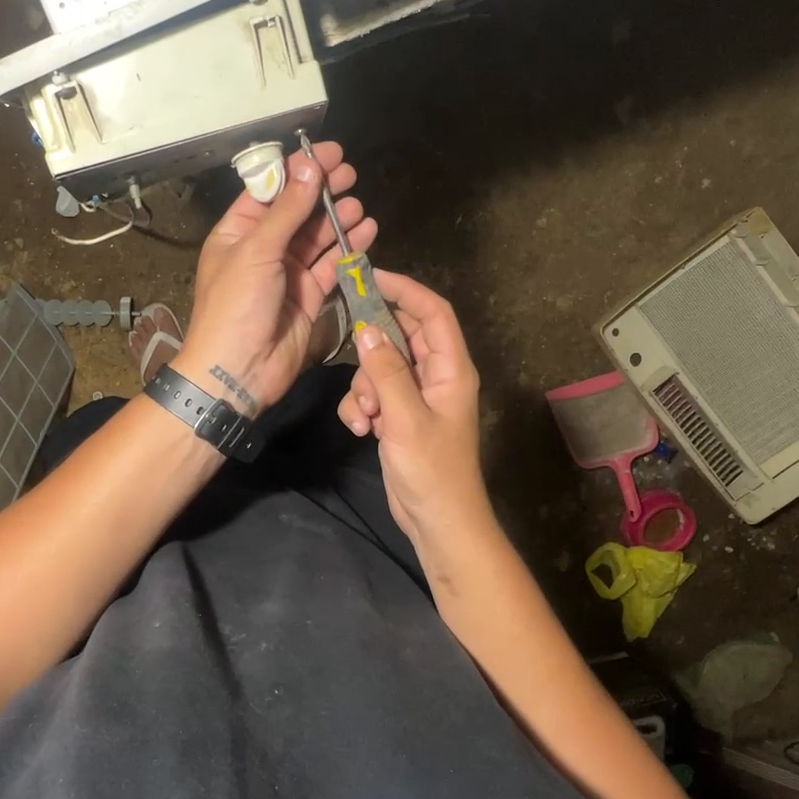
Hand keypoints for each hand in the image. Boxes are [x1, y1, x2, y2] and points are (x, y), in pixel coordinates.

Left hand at [171, 142, 375, 416]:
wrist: (237, 371)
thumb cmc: (235, 307)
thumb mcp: (256, 250)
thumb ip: (287, 210)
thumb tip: (309, 165)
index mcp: (237, 234)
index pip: (269, 191)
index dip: (297, 170)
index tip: (328, 153)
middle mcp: (262, 250)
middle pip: (296, 212)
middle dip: (322, 192)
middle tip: (350, 174)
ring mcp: (286, 275)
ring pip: (317, 239)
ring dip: (337, 220)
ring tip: (359, 205)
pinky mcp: (308, 298)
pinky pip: (331, 267)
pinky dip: (348, 249)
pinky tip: (367, 231)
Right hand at [336, 271, 493, 546]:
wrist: (438, 521)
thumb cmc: (432, 469)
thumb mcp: (405, 418)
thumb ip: (386, 371)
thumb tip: (367, 329)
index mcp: (451, 369)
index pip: (433, 312)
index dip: (405, 289)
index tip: (369, 277)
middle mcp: (436, 377)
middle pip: (402, 337)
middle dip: (374, 347)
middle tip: (347, 341)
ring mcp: (417, 398)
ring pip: (381, 368)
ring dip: (364, 387)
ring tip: (366, 417)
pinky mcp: (400, 418)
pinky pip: (375, 396)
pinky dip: (362, 409)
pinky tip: (362, 431)